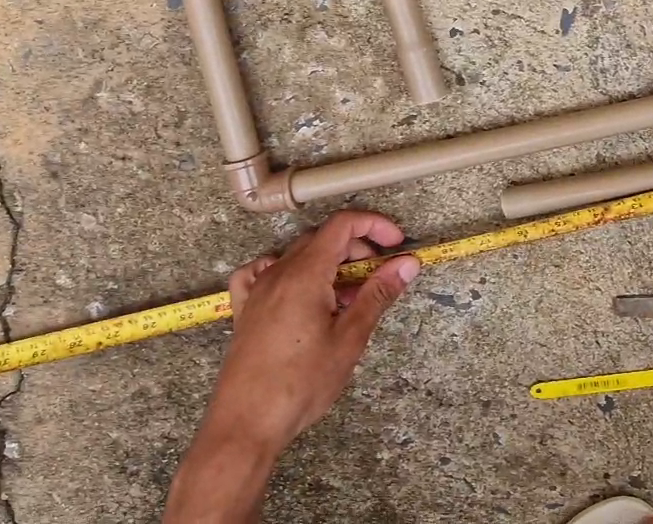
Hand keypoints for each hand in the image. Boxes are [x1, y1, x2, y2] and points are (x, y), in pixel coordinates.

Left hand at [206, 211, 420, 449]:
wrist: (244, 428)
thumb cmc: (300, 385)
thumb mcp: (349, 339)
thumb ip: (378, 293)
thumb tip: (408, 262)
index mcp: (305, 273)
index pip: (344, 224)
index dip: (376, 226)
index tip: (398, 244)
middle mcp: (278, 272)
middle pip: (324, 237)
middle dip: (359, 248)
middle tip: (381, 276)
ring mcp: (257, 290)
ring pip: (300, 254)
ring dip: (331, 262)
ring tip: (350, 296)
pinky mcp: (245, 310)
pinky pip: (264, 271)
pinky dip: (289, 269)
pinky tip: (299, 289)